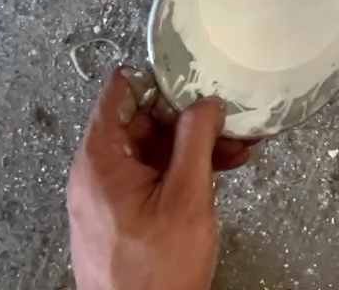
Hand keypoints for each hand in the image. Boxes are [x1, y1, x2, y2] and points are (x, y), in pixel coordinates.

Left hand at [67, 68, 256, 289]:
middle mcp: (99, 172)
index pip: (121, 92)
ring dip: (197, 144)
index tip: (191, 69)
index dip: (157, 76)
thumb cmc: (156, 271)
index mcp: (101, 160)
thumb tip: (205, 101)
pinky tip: (224, 167)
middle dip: (189, 116)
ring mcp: (112, 195)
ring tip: (239, 147)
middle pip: (145, 120)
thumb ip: (195, 138)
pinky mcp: (126, 214)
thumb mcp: (186, 195)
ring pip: (156, 149)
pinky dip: (188, 169)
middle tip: (228, 117)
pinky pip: (156, 175)